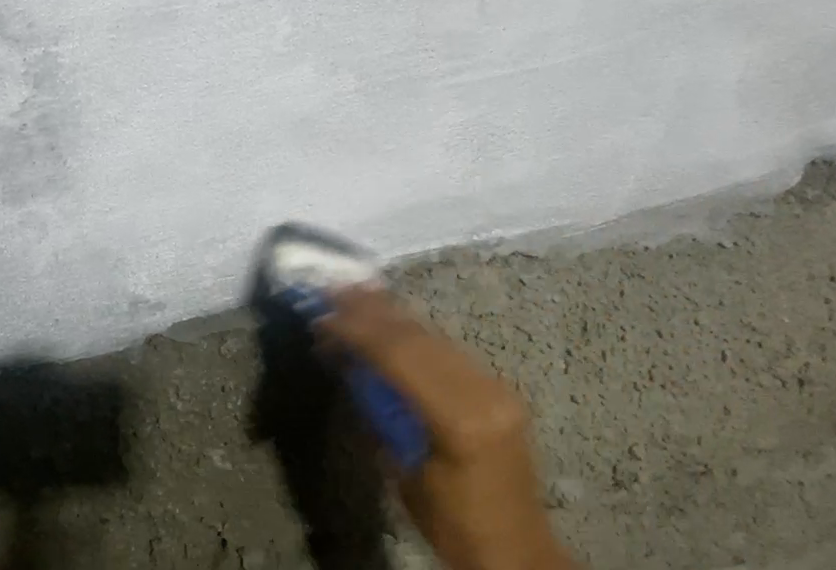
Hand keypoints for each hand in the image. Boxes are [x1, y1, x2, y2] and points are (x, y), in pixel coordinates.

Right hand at [317, 288, 576, 569]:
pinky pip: (446, 348)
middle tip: (330, 292)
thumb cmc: (449, 521)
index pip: (399, 356)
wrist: (514, 549)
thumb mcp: (402, 468)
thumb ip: (380, 408)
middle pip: (416, 338)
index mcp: (460, 419)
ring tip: (352, 293)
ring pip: (432, 336)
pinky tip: (388, 316)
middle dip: (369, 312)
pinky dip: (411, 330)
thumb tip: (345, 360)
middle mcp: (483, 392)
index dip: (356, 331)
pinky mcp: (497, 388)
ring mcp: (495, 387)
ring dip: (389, 314)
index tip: (321, 317)